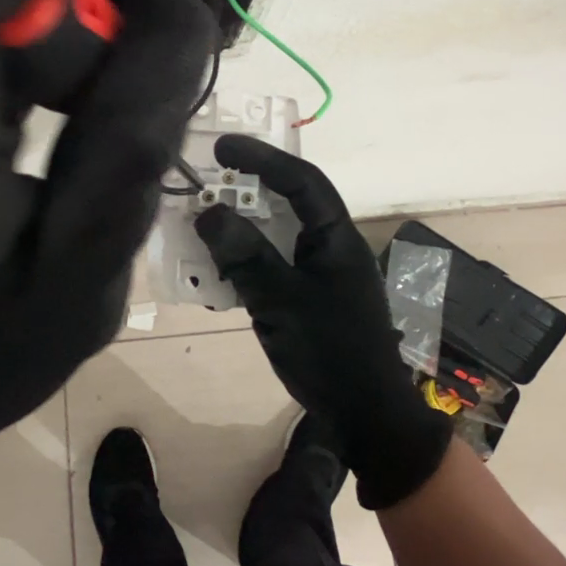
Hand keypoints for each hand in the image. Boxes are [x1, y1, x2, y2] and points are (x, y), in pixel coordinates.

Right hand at [193, 136, 450, 508]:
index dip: (263, 158)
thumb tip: (207, 211)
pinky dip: (242, 264)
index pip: (302, 181)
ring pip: (274, 238)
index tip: (221, 148)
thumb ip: (245, 255)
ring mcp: (318, 276)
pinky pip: (269, 268)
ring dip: (238, 230)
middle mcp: (328, 249)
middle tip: (204, 183)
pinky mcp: (305, 301)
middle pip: (286, 204)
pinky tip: (214, 274)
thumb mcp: (282, 301)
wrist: (365, 416)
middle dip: (245, 191)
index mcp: (335, 238)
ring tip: (200, 225)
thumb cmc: (331, 351)